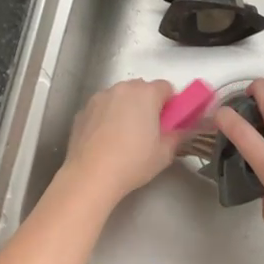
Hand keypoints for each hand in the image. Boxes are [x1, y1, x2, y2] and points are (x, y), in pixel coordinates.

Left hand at [62, 79, 179, 199]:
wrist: (91, 175)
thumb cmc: (133, 162)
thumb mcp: (165, 153)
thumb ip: (177, 135)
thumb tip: (181, 129)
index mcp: (146, 93)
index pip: (166, 87)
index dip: (170, 103)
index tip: (168, 122)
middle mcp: (122, 89)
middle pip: (141, 89)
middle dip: (147, 104)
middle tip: (149, 129)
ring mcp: (99, 97)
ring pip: (119, 97)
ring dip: (126, 108)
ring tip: (124, 136)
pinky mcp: (83, 110)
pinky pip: (102, 108)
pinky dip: (107, 117)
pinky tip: (106, 140)